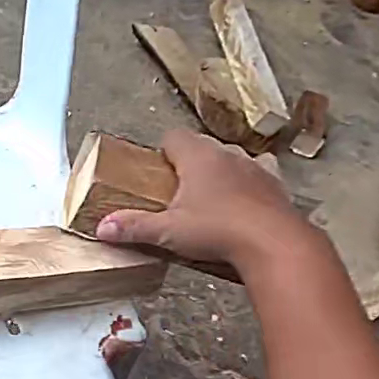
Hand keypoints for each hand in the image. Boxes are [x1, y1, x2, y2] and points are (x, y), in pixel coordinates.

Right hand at [94, 130, 312, 269]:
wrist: (273, 243)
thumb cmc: (218, 230)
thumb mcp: (169, 232)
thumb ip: (135, 227)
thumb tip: (102, 228)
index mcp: (198, 156)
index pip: (174, 136)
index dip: (163, 152)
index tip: (158, 173)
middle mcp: (228, 153)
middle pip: (203, 148)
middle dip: (191, 165)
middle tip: (181, 195)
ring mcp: (255, 168)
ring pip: (233, 161)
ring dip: (223, 175)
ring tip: (213, 204)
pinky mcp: (276, 187)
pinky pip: (260, 179)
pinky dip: (252, 189)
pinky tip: (247, 208)